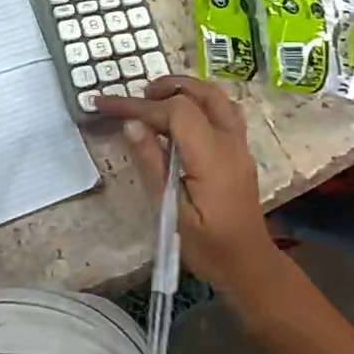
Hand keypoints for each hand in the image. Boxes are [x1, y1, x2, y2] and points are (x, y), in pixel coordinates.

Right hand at [96, 76, 277, 290]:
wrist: (249, 267)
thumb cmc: (207, 245)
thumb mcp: (170, 210)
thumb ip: (152, 164)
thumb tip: (131, 124)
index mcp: (212, 158)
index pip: (175, 112)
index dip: (137, 105)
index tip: (104, 105)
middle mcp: (231, 145)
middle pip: (202, 93)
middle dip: (165, 87)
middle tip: (135, 99)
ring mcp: (239, 146)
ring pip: (217, 98)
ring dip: (184, 90)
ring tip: (154, 101)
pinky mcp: (238, 152)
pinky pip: (222, 111)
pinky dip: (197, 102)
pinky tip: (177, 118)